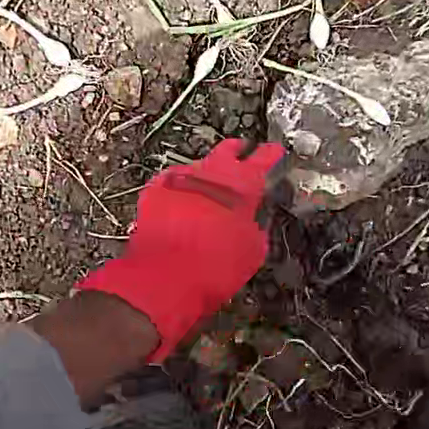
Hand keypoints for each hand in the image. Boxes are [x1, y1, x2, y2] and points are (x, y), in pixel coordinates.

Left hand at [76, 139, 283, 362]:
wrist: (164, 279)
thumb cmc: (215, 267)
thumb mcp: (252, 251)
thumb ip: (255, 228)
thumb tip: (251, 224)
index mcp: (242, 185)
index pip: (262, 160)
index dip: (270, 154)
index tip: (273, 150)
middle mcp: (211, 174)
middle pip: (227, 151)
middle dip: (236, 151)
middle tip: (242, 152)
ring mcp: (180, 180)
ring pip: (199, 166)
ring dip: (207, 173)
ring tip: (211, 185)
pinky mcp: (154, 192)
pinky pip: (172, 182)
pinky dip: (180, 188)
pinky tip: (182, 198)